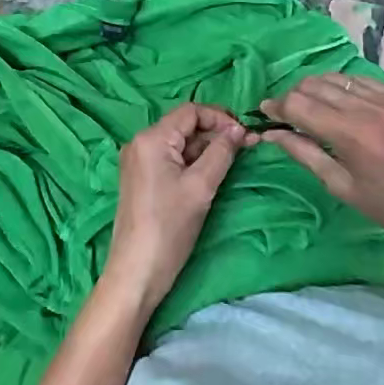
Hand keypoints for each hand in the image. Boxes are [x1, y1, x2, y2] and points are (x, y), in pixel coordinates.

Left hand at [106, 103, 253, 308]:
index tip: (245, 134)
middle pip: (185, 125)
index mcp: (151, 138)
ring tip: (234, 161)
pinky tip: (212, 174)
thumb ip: (222, 152)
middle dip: (216, 133)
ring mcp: (139, 162)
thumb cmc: (169, 227)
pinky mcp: (142, 179)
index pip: (191, 111)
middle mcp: (140, 143)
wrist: (136, 273)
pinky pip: (172, 159)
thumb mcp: (201, 186)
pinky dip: (193, 162)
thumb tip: (240, 129)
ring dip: (207, 148)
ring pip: (180, 143)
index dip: (220, 117)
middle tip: (246, 147)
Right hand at [260, 73, 383, 261]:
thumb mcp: (341, 186)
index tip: (266, 112)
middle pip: (316, 85)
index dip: (278, 106)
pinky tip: (341, 100)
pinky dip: (345, 86)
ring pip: (338, 77)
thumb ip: (304, 153)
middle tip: (287, 112)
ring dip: (318, 88)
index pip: (301, 105)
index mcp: (351, 135)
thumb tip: (272, 135)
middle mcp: (369, 108)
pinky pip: (363, 79)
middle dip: (294, 95)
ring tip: (311, 105)